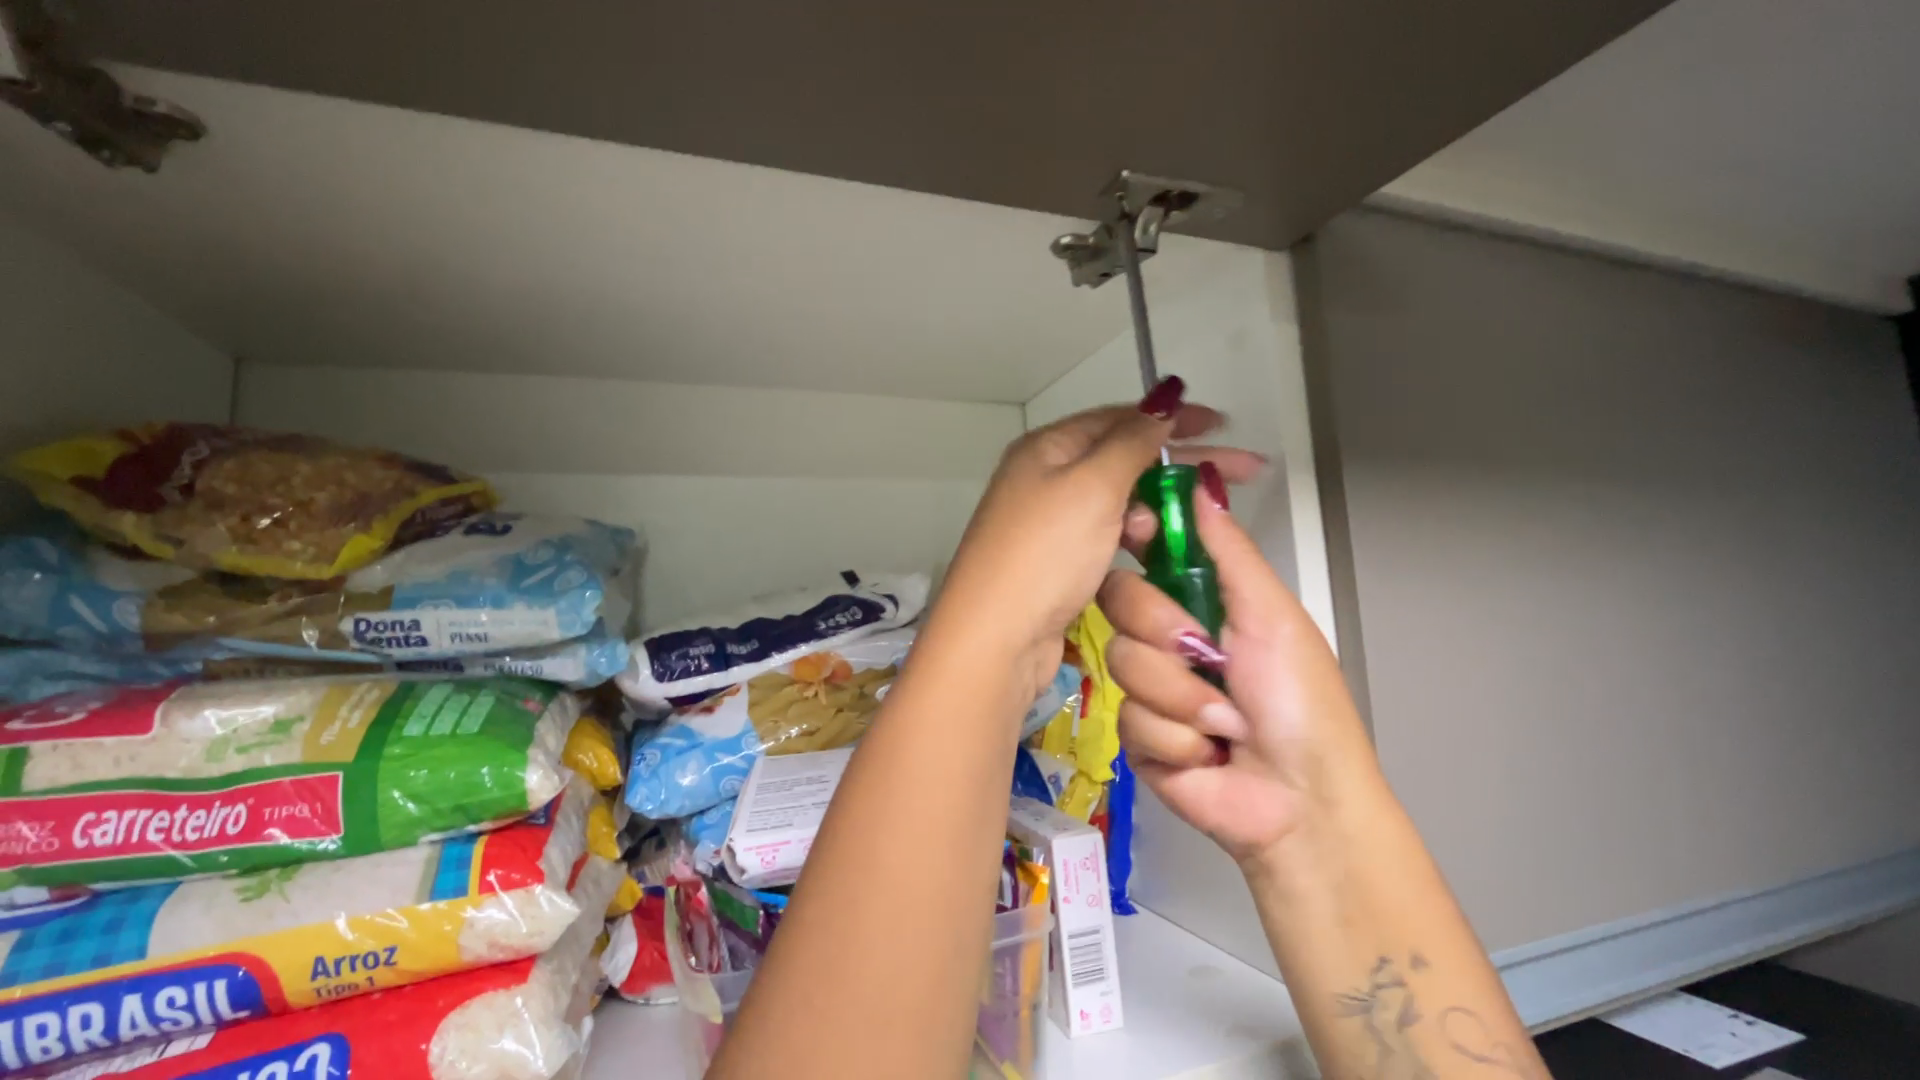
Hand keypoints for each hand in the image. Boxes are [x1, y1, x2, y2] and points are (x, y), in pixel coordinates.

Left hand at [931, 377, 1263, 698]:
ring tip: (1185, 527)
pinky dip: (1135, 539)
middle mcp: (1045, 478)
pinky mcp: (1058, 564)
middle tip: (1242, 472)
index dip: (1172, 418)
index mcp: (1048, 448)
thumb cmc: (1044, 555)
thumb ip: (1132, 441)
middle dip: (1179, 465)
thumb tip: (1163, 397)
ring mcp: (1050, 524)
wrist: (995, 639)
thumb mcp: (1092, 486)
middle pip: (1124, 458)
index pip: (1120, 418)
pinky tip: (1157, 553)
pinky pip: (1108, 537)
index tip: (1223, 426)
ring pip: (1118, 502)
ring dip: (1155, 508)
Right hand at [1097, 482, 1379, 864]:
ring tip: (1226, 726)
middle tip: (1206, 654)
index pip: (1149, 552)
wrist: (1300, 801)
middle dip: (1163, 630)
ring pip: (1123, 662)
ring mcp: (1150, 687)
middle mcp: (1170, 638)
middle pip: (1119, 600)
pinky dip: (1176, 738)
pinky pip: (1129, 718)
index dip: (1134, 537)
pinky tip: (1207, 755)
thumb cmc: (1300, 702)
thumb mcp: (1273, 616)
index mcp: (1204, 602)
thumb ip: (1230, 552)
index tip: (1131, 531)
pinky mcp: (1136, 737)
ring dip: (1182, 697)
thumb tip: (1203, 483)